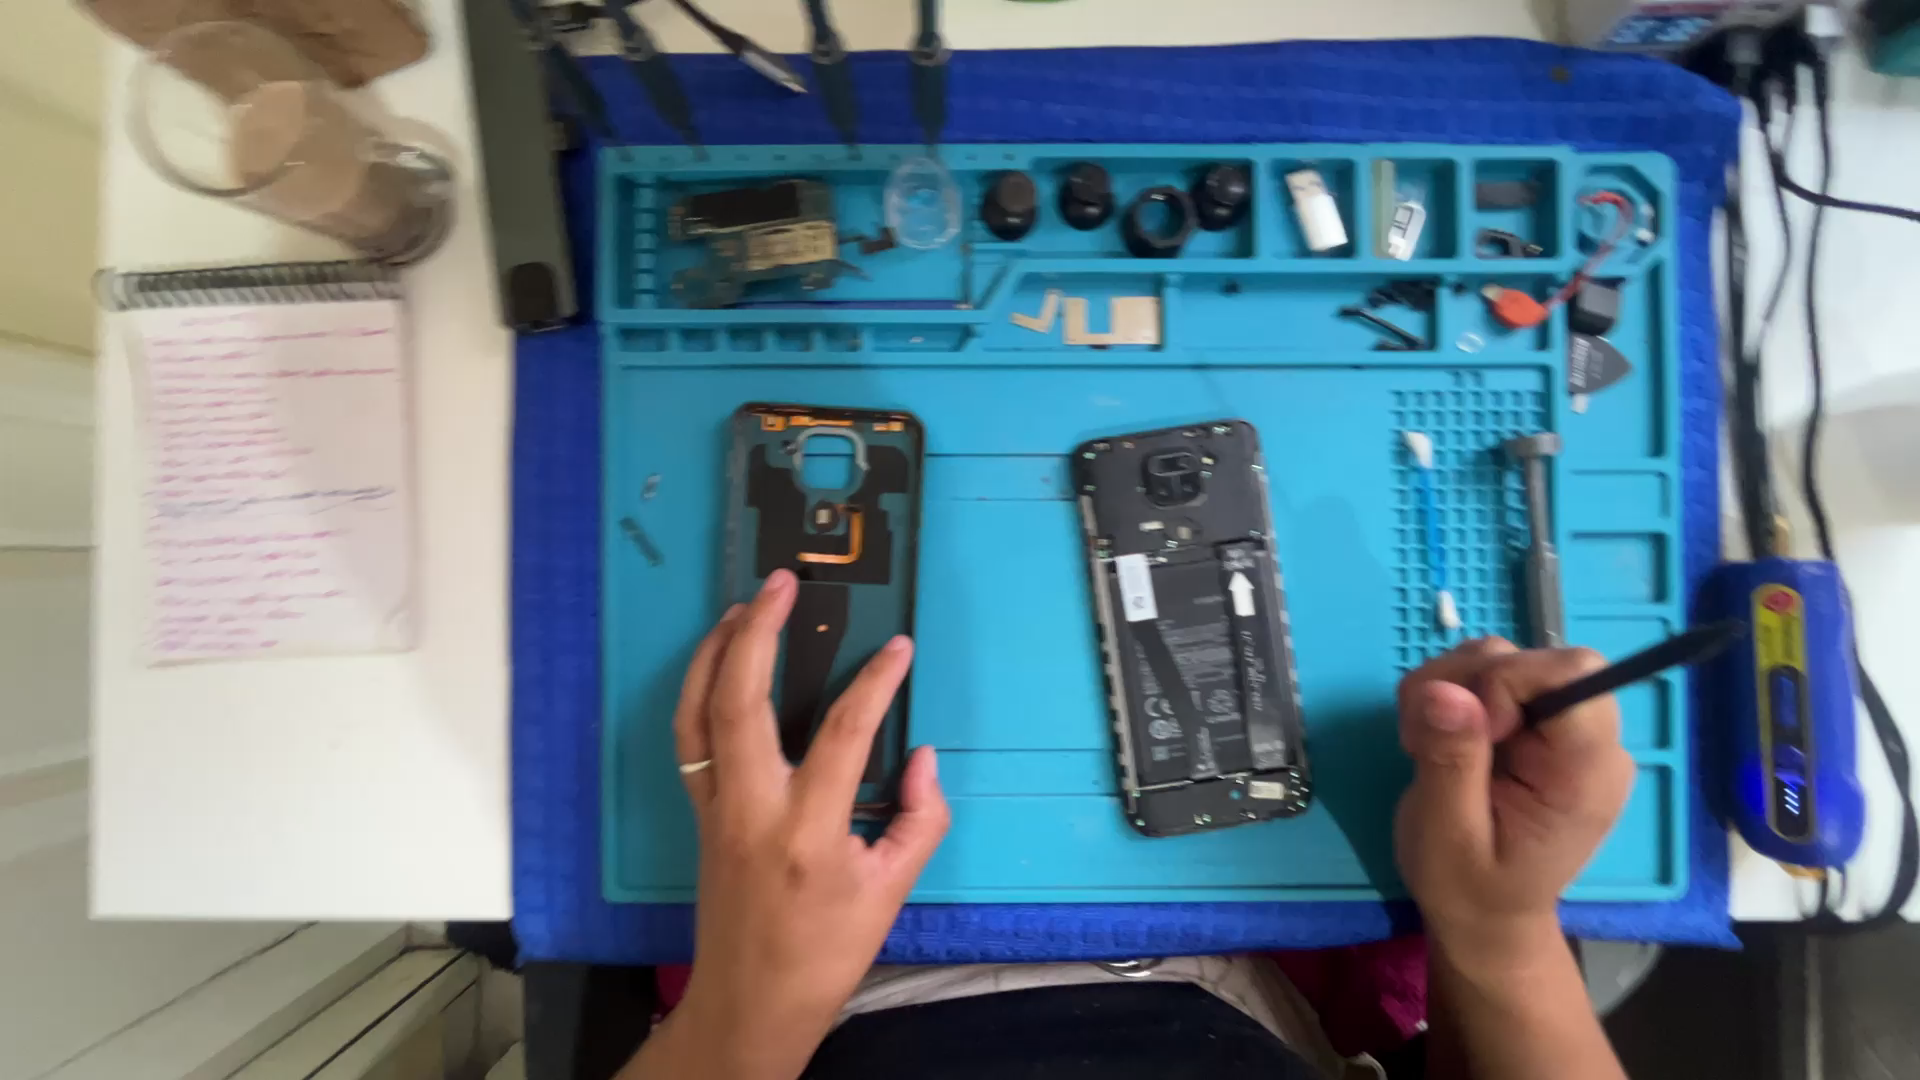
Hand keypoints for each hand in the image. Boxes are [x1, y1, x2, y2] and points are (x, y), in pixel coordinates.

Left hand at [635, 569, 949, 1079]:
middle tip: (781, 583)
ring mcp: (715, 806)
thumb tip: (921, 756)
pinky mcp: (699, 809)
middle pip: (740, 704)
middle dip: (758, 633)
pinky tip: (721, 661)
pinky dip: (701, 686)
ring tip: (743, 605)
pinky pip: (690, 736)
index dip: (874, 683)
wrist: (749, 1004)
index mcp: (807, 830)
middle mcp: (750, 807)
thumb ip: (919, 818)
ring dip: (716, 650)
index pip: (842, 735)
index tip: (897, 646)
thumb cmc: (825, 951)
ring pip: (698, 713)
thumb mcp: (892, 891)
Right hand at [1393, 638, 1634, 968]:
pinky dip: (1440, 692)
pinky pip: (1476, 672)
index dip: (1508, 683)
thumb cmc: (1467, 884)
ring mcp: (1550, 726)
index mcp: (1585, 770)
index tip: (1472, 732)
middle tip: (1431, 738)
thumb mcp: (1447, 831)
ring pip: (1493, 657)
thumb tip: (1444, 690)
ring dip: (1443, 687)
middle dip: (1464, 683)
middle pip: (1526, 657)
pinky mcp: (1520, 721)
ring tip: (1425, 743)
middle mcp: (1580, 737)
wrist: (1478, 913)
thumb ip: (1450, 759)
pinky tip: (1432, 736)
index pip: (1572, 673)